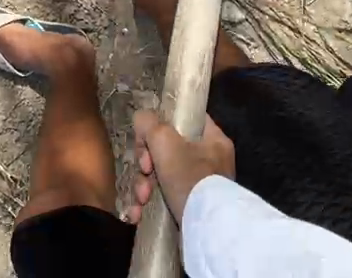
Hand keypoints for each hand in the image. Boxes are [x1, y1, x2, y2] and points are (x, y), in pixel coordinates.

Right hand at [126, 110, 234, 224]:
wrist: (206, 232)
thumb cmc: (190, 177)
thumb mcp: (164, 140)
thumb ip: (148, 122)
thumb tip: (142, 120)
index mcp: (213, 139)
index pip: (185, 119)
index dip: (162, 123)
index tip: (148, 137)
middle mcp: (210, 161)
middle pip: (167, 150)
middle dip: (147, 163)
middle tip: (144, 170)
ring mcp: (202, 188)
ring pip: (162, 176)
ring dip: (143, 186)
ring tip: (141, 199)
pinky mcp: (191, 210)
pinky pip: (164, 199)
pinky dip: (149, 205)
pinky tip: (138, 213)